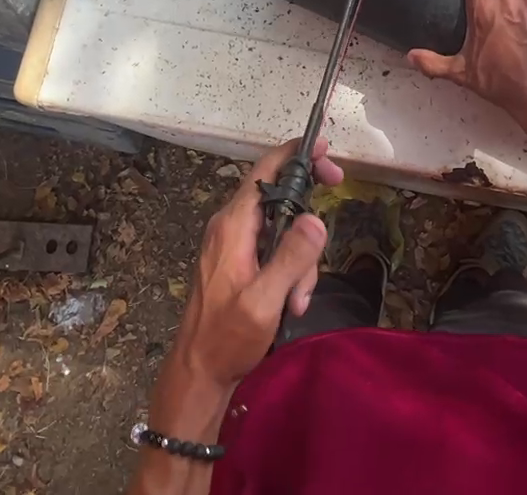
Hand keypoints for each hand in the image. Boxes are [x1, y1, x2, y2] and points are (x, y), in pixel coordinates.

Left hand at [169, 136, 342, 389]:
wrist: (197, 375)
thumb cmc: (226, 338)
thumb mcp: (264, 301)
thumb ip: (291, 258)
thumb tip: (316, 218)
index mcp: (233, 225)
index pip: (266, 170)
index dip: (296, 154)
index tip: (326, 151)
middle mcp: (231, 225)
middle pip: (280, 197)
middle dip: (308, 217)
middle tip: (328, 224)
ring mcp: (234, 244)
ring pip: (282, 228)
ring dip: (300, 260)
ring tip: (297, 300)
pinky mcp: (239, 261)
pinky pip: (273, 249)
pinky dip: (289, 270)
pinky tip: (290, 303)